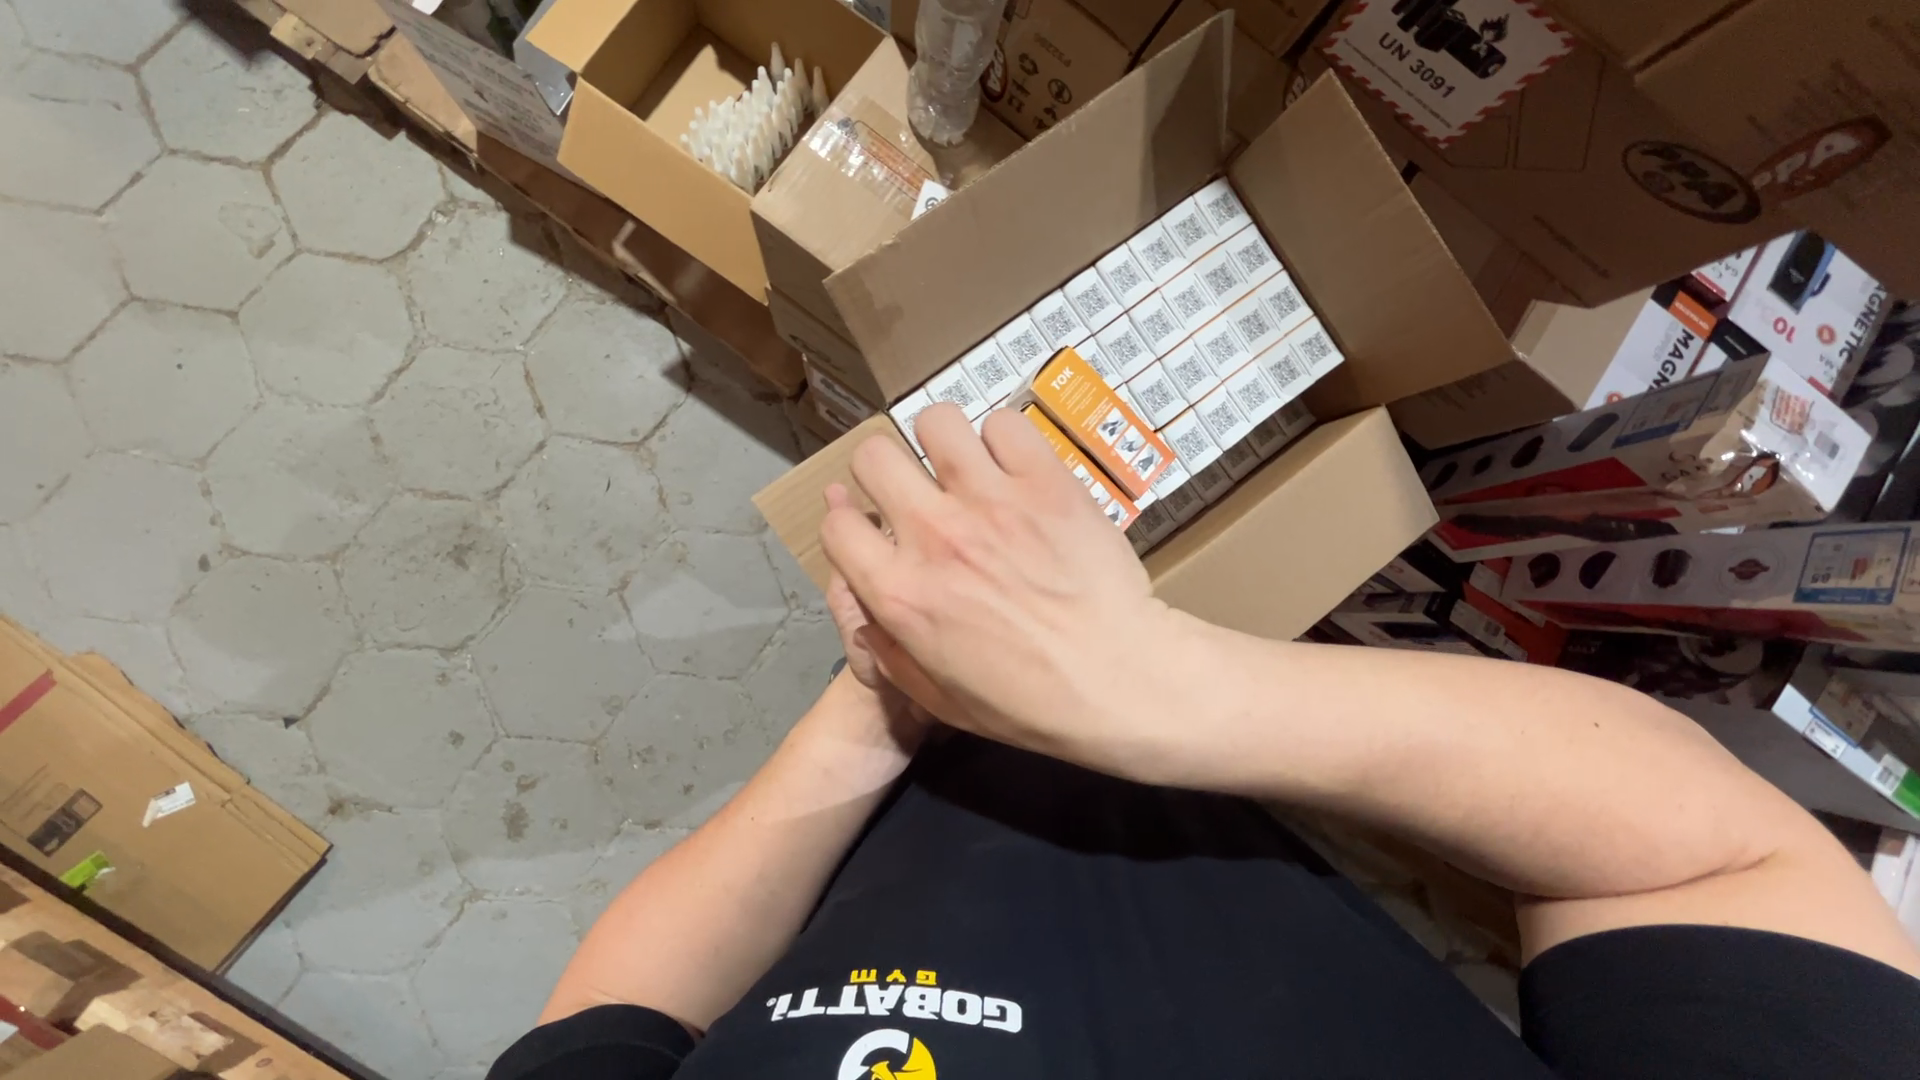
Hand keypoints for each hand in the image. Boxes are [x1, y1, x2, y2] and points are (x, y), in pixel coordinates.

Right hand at [820, 402, 1195, 780]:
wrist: (1120, 680)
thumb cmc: (1029, 704)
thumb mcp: (940, 698)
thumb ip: (890, 651)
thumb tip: (867, 612)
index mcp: (899, 593)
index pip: (836, 525)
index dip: (852, 525)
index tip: (876, 529)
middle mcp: (933, 535)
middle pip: (872, 455)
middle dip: (887, 471)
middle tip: (919, 491)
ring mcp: (990, 500)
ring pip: (936, 422)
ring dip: (945, 444)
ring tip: (969, 470)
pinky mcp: (1044, 481)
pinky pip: (1005, 424)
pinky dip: (1007, 442)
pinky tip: (1019, 471)